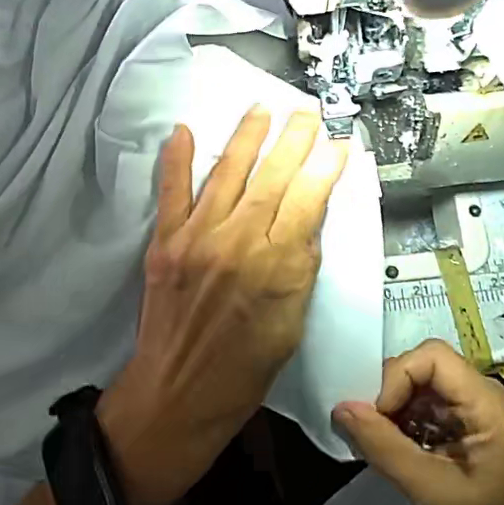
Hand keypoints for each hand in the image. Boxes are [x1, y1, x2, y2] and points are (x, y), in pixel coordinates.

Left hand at [99, 109, 346, 504]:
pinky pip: (172, 193)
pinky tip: (184, 132)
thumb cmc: (247, 367)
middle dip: (293, 140)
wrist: (179, 395)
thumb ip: (301, 265)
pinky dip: (177, 161)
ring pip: (227, 174)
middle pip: (272, 178)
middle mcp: (238, 243)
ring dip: (246, 137)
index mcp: (277, 267)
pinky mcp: (164, 244)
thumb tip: (307, 219)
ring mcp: (197, 239)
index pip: (308, 199)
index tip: (338, 144)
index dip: (325, 167)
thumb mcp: (294, 320)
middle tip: (307, 113)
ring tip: (261, 109)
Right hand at [331, 339, 503, 504]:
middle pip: (429, 366)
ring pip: (426, 384)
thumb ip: (383, 447)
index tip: (379, 418)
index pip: (434, 357)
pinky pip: (431, 405)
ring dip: (398, 408)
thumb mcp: (430, 491)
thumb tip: (341, 409)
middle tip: (376, 432)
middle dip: (394, 392)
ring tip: (384, 443)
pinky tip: (398, 448)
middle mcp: (488, 397)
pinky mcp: (471, 426)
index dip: (399, 377)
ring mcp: (480, 411)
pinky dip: (408, 421)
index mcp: (490, 405)